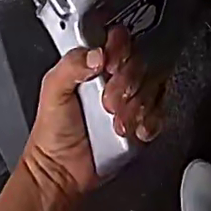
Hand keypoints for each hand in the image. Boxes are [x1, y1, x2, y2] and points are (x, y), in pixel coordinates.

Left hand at [21, 25, 162, 199]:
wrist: (60, 171)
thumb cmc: (52, 129)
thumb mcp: (53, 88)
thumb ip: (72, 64)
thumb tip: (96, 54)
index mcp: (92, 62)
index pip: (117, 39)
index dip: (118, 47)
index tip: (109, 63)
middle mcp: (113, 77)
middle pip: (138, 62)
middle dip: (126, 81)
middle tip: (108, 100)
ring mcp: (128, 100)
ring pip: (151, 86)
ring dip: (136, 104)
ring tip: (115, 120)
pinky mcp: (139, 124)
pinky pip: (158, 114)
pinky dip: (150, 121)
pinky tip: (134, 129)